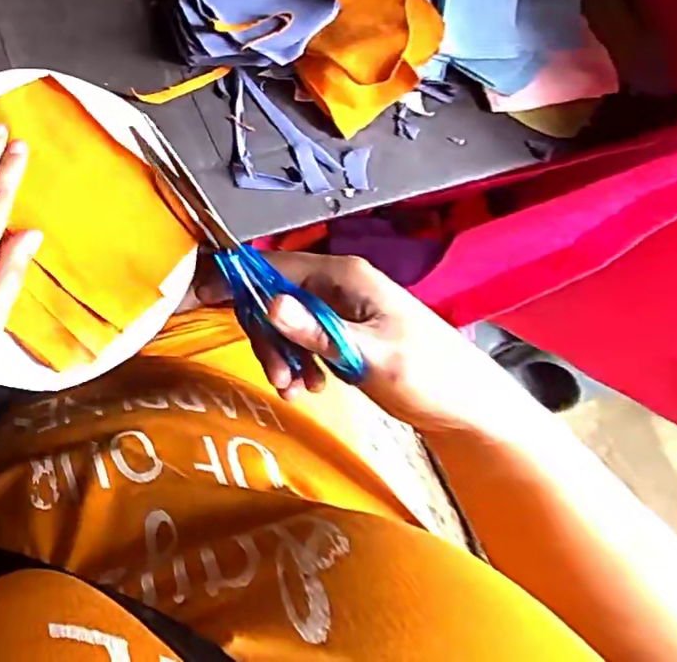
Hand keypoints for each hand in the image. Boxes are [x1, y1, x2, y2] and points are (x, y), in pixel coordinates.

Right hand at [194, 252, 545, 437]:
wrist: (475, 411)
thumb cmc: (433, 377)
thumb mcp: (372, 356)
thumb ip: (318, 330)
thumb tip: (270, 304)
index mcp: (342, 275)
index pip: (272, 266)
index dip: (235, 279)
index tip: (201, 295)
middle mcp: (335, 284)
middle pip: (273, 296)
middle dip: (267, 336)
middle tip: (278, 377)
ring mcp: (338, 306)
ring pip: (284, 320)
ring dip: (282, 354)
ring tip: (297, 389)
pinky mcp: (341, 329)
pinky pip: (301, 337)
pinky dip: (297, 361)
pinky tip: (311, 386)